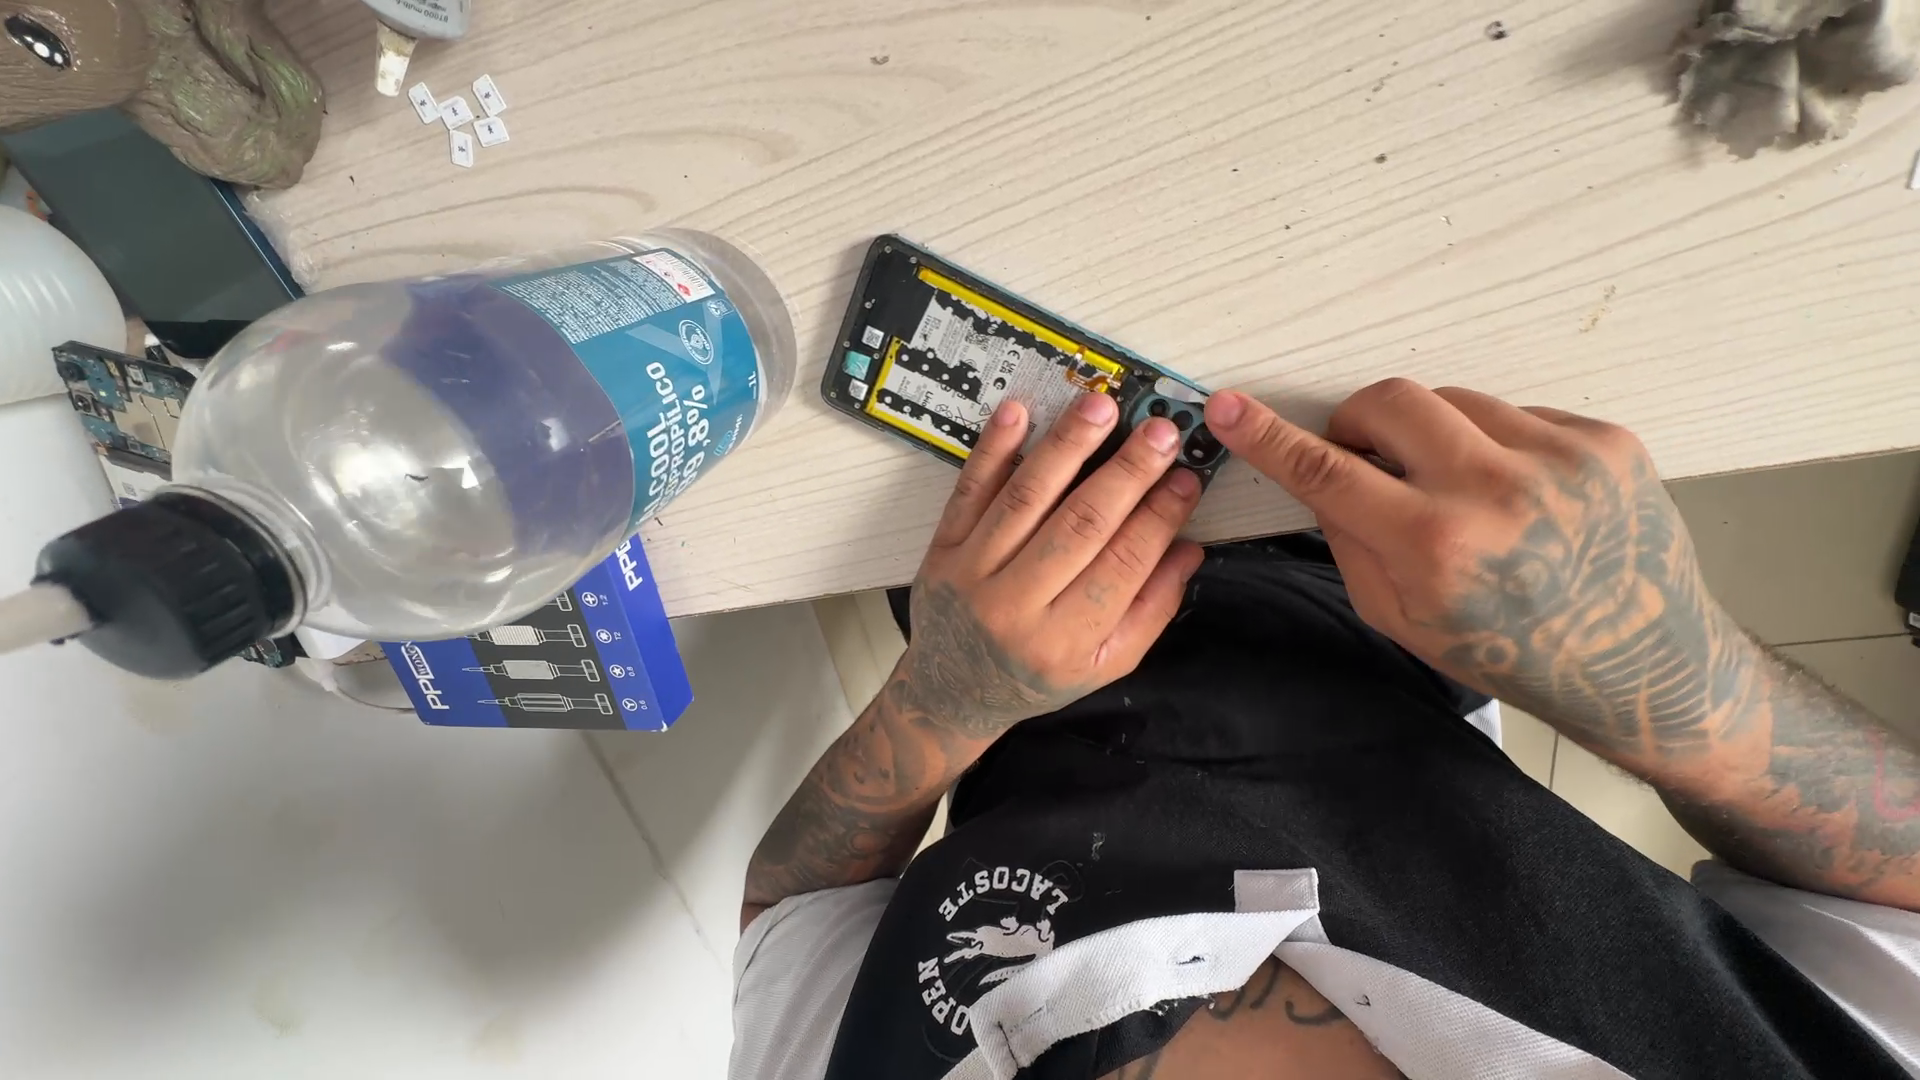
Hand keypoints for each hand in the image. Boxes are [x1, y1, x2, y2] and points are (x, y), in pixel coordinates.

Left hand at [898, 393, 1206, 739]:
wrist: (952, 689)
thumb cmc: (1036, 676)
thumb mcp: (1104, 665)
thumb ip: (1151, 611)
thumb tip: (1189, 547)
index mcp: (1066, 641)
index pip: (1124, 563)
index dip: (1161, 516)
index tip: (1188, 477)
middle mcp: (1016, 605)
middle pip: (1080, 524)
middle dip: (1127, 473)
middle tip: (1160, 431)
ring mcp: (973, 572)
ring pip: (1026, 498)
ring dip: (1066, 446)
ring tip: (1101, 407)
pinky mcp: (943, 548)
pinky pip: (969, 491)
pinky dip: (992, 450)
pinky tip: (1017, 413)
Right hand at [1203, 379, 1740, 759]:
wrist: (1646, 667)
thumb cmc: (1499, 653)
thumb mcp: (1395, 614)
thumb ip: (1348, 538)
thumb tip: (1323, 477)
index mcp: (1432, 545)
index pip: (1324, 471)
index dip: (1267, 436)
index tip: (1227, 407)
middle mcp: (1495, 489)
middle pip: (1389, 400)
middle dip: (1357, 420)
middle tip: (1364, 457)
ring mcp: (1559, 456)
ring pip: (1449, 398)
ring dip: (1424, 433)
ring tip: (1449, 485)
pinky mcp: (1605, 439)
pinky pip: (1509, 413)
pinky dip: (1485, 442)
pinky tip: (1507, 492)